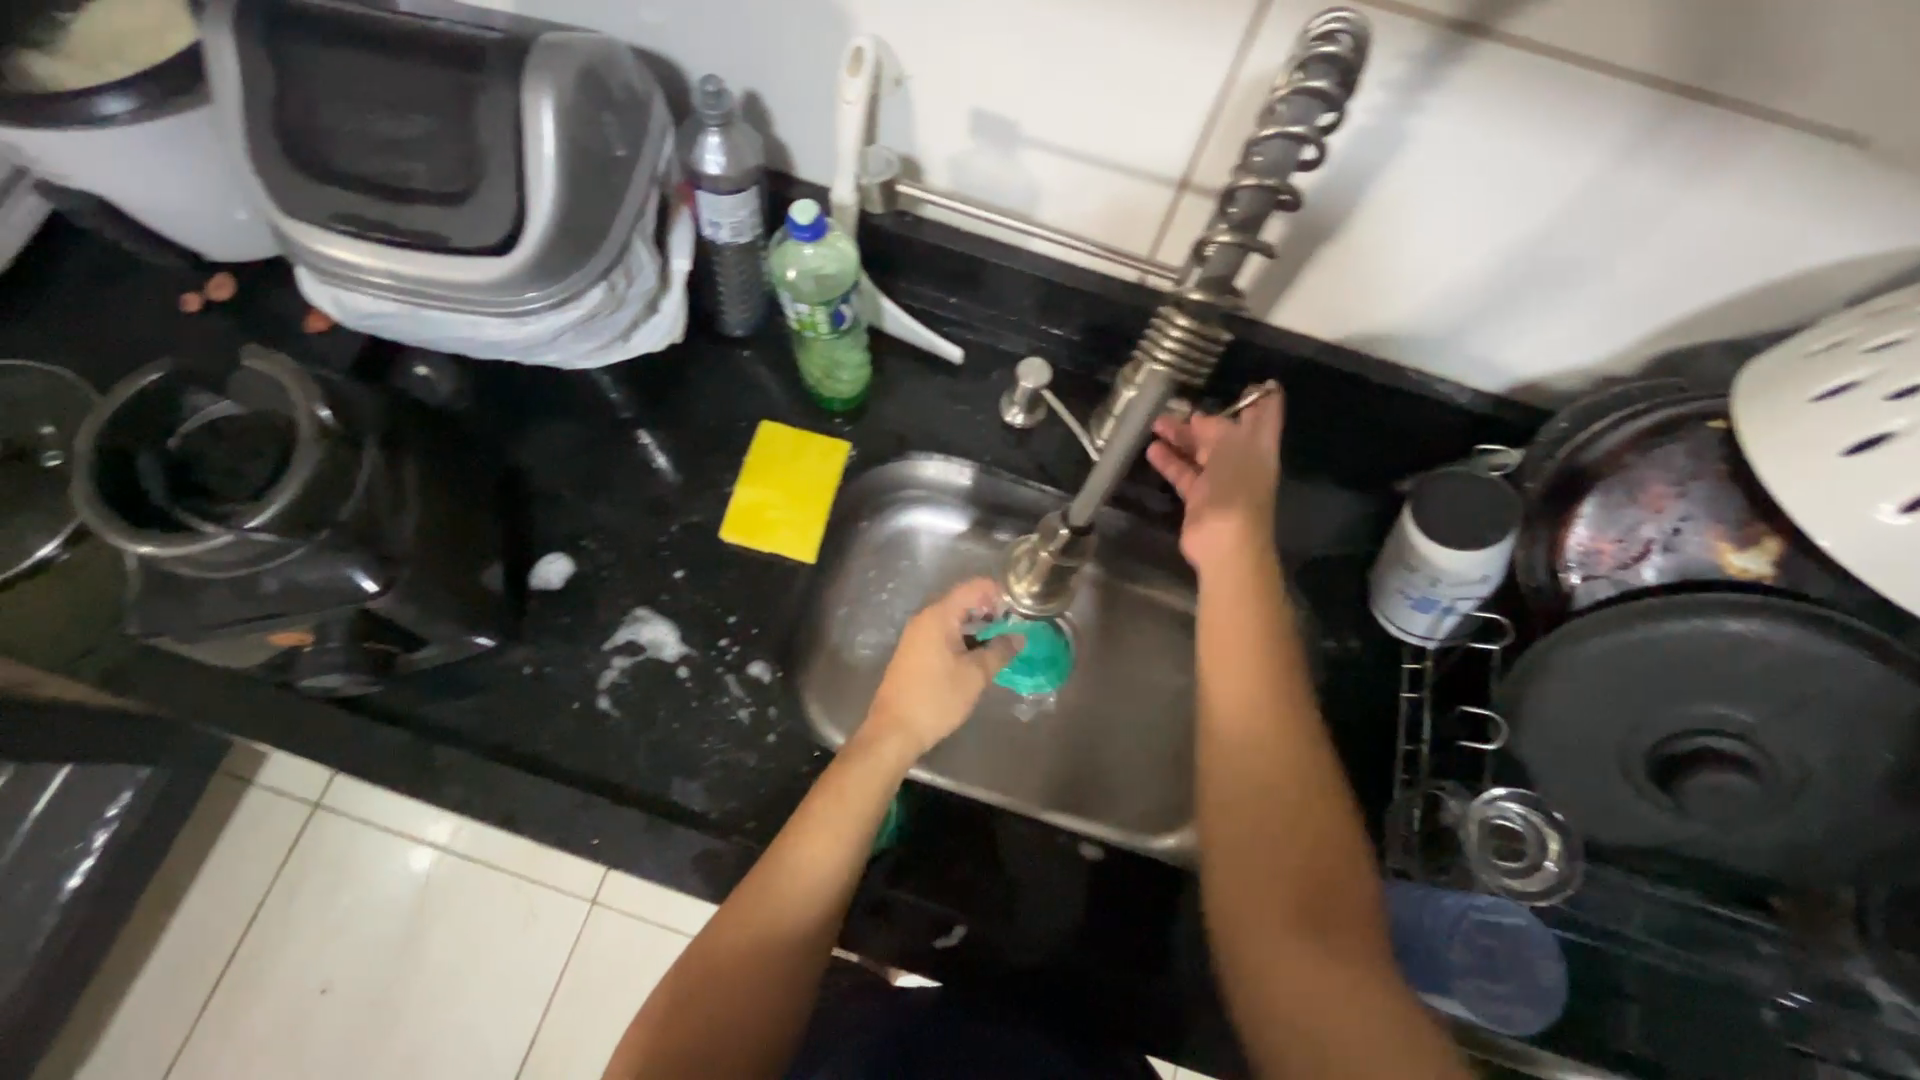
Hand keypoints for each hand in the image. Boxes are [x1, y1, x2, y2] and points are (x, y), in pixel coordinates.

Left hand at [860, 578, 1021, 760]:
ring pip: (953, 621)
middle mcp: (925, 619)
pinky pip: (944, 636)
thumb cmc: (936, 698)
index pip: (972, 588)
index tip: (1019, 608)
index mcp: (939, 616)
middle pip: (963, 602)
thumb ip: (1000, 651)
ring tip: (1003, 644)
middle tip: (1015, 628)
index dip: (997, 592)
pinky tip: (980, 657)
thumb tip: (1019, 637)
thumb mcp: (975, 675)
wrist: (894, 730)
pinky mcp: (915, 653)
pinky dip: (964, 640)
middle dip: (990, 612)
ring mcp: (917, 636)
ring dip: (978, 629)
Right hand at [1147, 382, 1282, 573]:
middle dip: (1205, 419)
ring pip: (1200, 453)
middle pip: (1224, 434)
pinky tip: (1152, 450)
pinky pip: (1184, 474)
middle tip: (1178, 404)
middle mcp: (1243, 462)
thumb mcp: (1228, 448)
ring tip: (1156, 423)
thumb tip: (1200, 420)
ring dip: (1181, 438)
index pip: (1266, 417)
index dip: (1264, 399)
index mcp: (1259, 448)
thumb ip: (1215, 430)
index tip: (1260, 382)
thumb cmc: (1236, 489)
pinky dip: (1170, 462)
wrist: (1226, 541)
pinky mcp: (1200, 499)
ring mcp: (1221, 481)